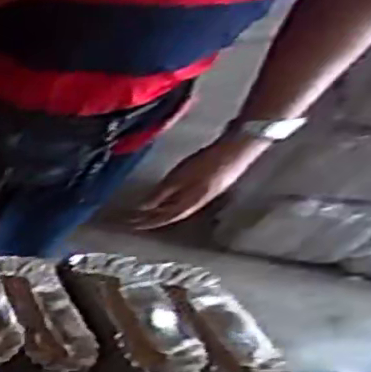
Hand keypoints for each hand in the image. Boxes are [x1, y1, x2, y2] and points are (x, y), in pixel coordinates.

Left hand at [125, 136, 269, 229]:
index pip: (166, 217)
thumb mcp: (177, 179)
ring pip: (182, 207)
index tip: (131, 225)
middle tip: (134, 222)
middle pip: (174, 214)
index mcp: (192, 202)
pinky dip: (174, 202)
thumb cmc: (206, 163)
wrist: (239, 146)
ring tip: (147, 214)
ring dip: (163, 211)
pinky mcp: (214, 182)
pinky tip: (169, 200)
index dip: (148, 222)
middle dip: (153, 219)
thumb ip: (160, 195)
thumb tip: (143, 209)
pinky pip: (188, 199)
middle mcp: (201, 201)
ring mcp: (210, 192)